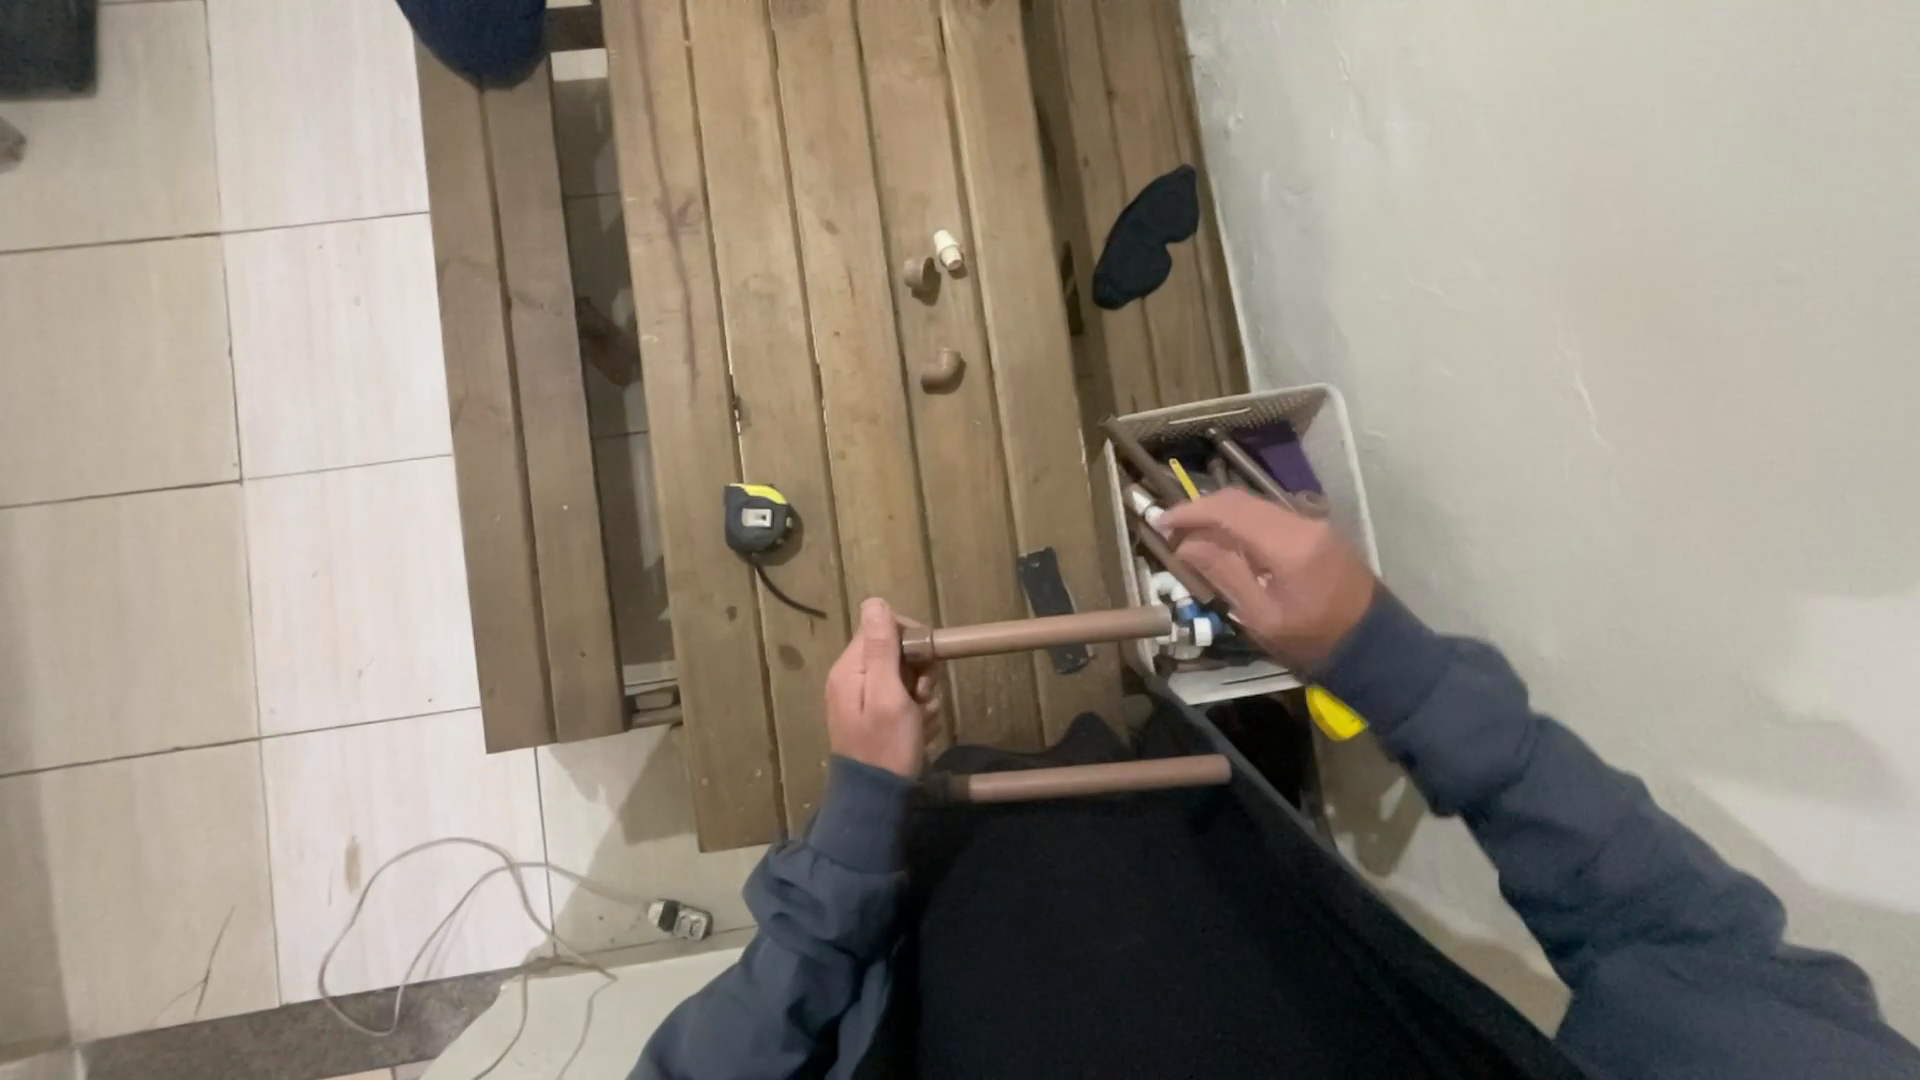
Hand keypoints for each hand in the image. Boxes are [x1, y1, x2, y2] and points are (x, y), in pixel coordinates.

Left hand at [825, 599, 939, 778]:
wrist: (876, 800)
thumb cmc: (886, 748)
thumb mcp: (888, 695)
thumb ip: (881, 649)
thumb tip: (874, 602)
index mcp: (849, 668)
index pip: (881, 626)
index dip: (909, 638)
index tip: (927, 662)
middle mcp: (851, 678)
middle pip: (894, 650)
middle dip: (918, 670)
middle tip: (923, 696)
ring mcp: (861, 698)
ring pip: (903, 675)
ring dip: (921, 693)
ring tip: (920, 717)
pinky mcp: (873, 715)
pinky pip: (901, 697)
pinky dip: (915, 710)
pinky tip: (918, 728)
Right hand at [1160, 489, 1376, 670]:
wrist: (1376, 647)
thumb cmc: (1313, 641)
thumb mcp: (1260, 616)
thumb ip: (1223, 574)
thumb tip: (1186, 545)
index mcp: (1288, 545)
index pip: (1229, 511)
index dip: (1190, 512)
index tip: (1160, 523)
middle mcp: (1302, 523)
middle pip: (1241, 501)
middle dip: (1201, 510)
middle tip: (1171, 529)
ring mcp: (1314, 525)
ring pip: (1256, 506)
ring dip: (1220, 515)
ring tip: (1192, 536)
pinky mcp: (1318, 533)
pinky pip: (1271, 517)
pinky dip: (1242, 523)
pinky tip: (1225, 542)